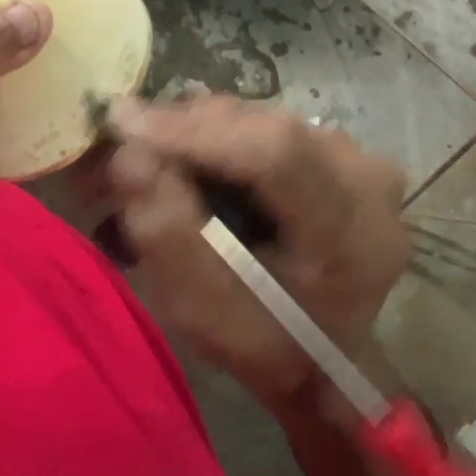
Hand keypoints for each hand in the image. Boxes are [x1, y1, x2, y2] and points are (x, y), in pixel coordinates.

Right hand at [98, 95, 408, 418]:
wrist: (313, 358)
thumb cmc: (259, 340)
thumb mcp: (201, 306)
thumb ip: (165, 232)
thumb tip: (128, 154)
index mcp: (351, 230)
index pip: (273, 152)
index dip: (191, 131)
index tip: (118, 124)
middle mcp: (365, 178)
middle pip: (256, 126)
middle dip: (174, 132)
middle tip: (110, 151)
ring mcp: (352, 158)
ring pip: (250, 118)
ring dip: (183, 133)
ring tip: (132, 162)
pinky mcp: (329, 150)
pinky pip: (255, 124)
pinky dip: (205, 137)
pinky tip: (172, 160)